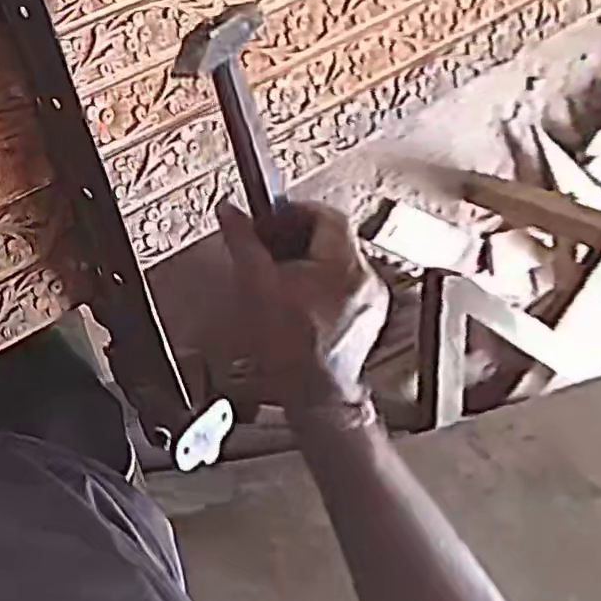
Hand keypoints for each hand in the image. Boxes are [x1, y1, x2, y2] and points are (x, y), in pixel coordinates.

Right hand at [216, 200, 386, 409]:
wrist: (313, 390)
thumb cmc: (287, 342)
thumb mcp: (255, 281)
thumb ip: (243, 240)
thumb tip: (230, 211)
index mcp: (344, 267)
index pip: (328, 216)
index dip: (294, 210)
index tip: (270, 216)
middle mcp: (366, 279)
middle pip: (332, 236)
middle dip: (294, 234)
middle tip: (265, 241)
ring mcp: (370, 299)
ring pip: (336, 258)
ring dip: (303, 255)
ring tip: (274, 268)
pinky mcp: (366, 314)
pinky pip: (342, 280)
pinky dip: (316, 276)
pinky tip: (291, 290)